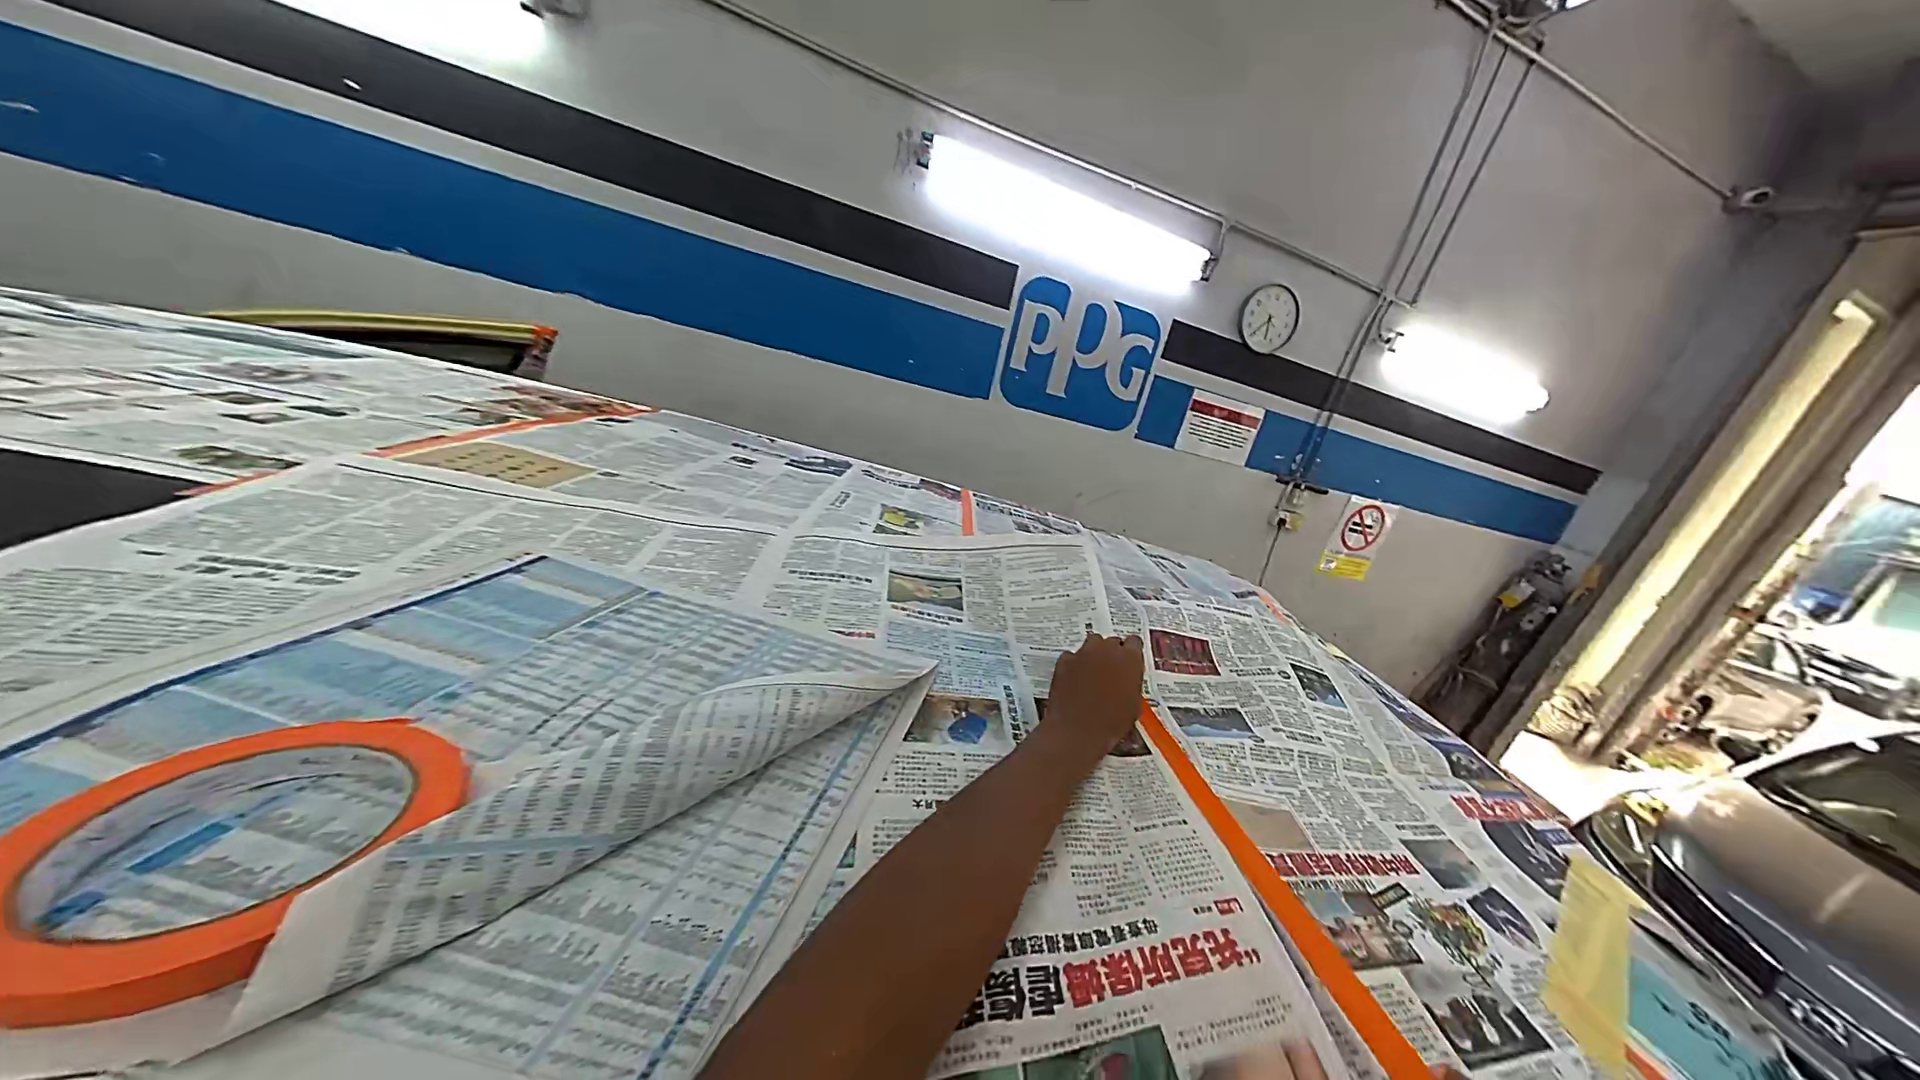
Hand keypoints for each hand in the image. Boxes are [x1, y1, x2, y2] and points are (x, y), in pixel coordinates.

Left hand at [1046, 633, 1144, 751]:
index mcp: (1130, 658)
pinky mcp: (1064, 660)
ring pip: (1091, 644)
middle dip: (1111, 653)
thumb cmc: (1112, 722)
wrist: (1078, 729)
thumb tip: (1127, 682)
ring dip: (1093, 654)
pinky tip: (1074, 679)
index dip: (1131, 652)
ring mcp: (1083, 652)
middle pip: (1111, 641)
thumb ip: (1132, 683)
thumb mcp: (1134, 705)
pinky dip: (1073, 664)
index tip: (1129, 661)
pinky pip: (1071, 656)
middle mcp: (1107, 649)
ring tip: (1092, 673)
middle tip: (1110, 671)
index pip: (1134, 642)